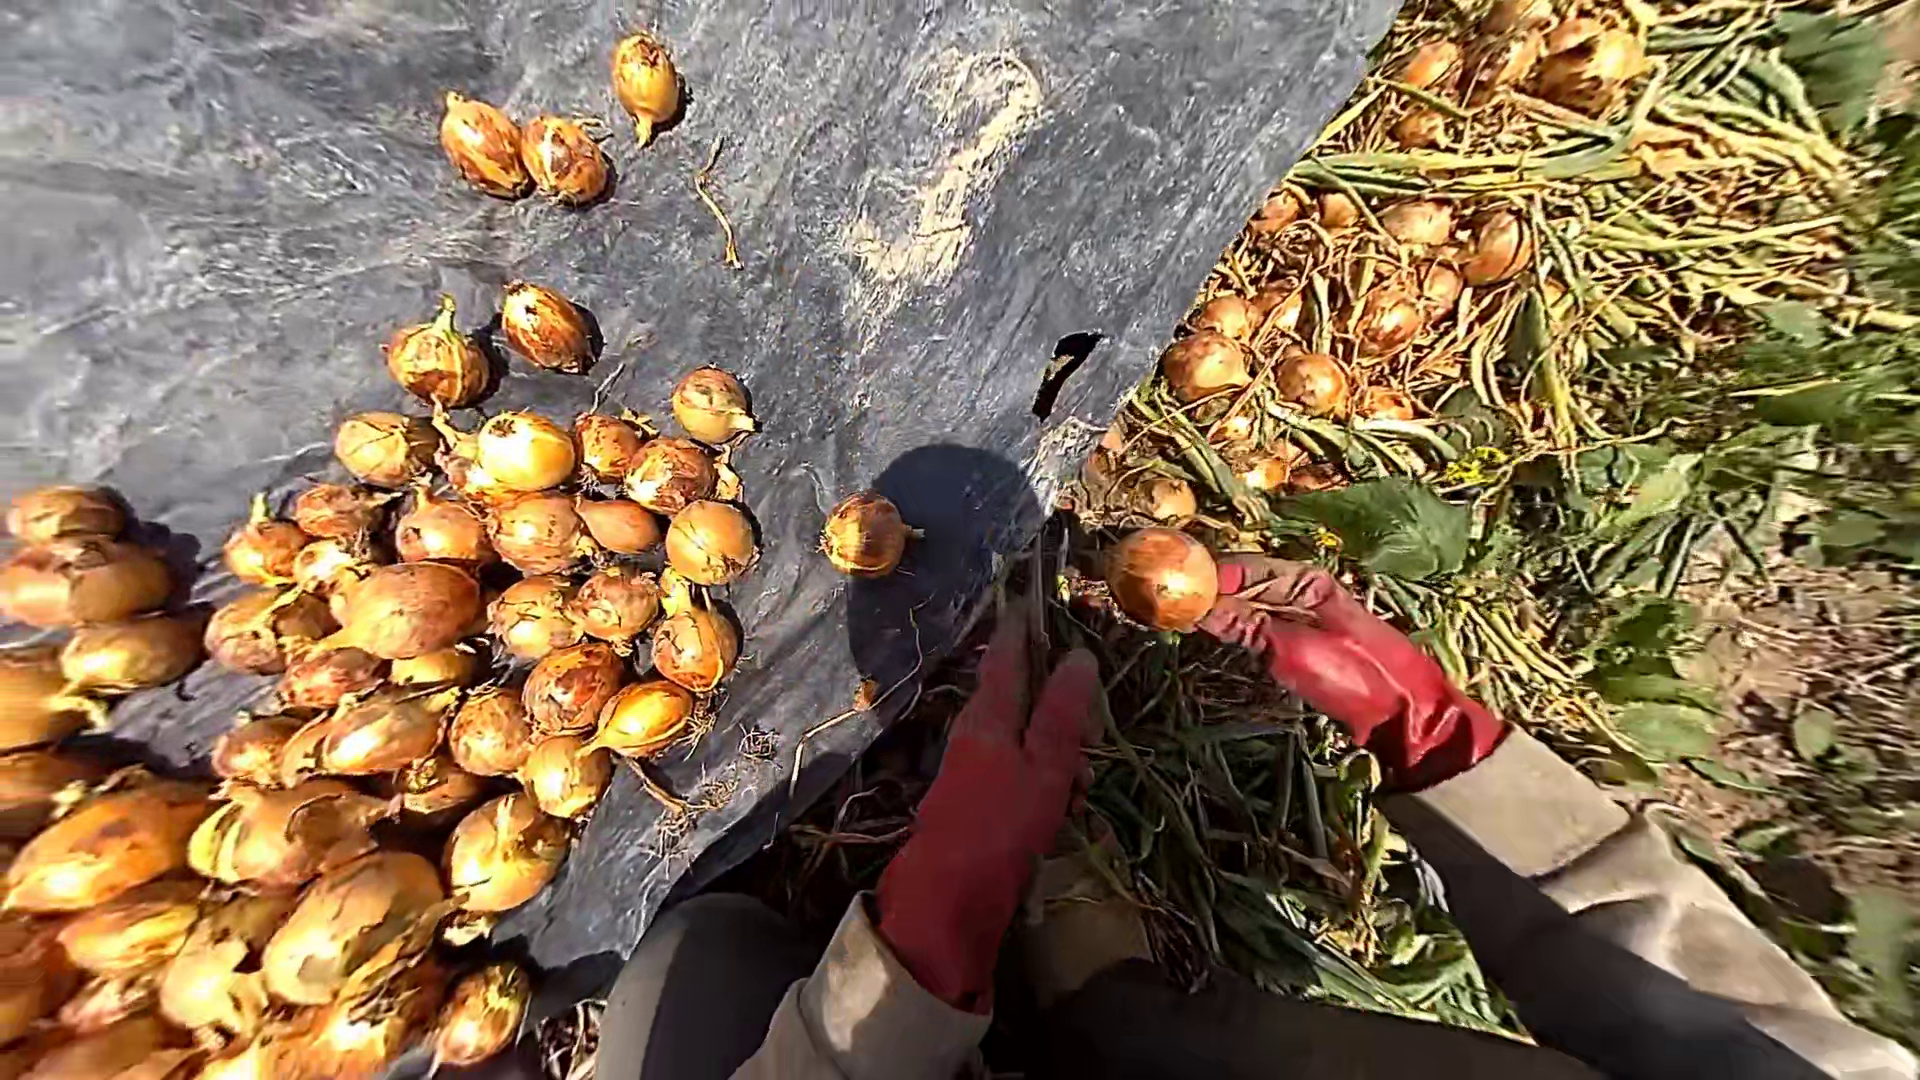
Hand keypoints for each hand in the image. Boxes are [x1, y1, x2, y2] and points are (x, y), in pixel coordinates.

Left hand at [875, 604, 1100, 1012]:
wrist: (950, 894)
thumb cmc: (1001, 821)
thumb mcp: (1045, 764)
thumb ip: (1062, 710)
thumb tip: (1080, 654)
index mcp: (989, 711)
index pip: (1005, 652)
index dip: (1020, 625)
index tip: (1029, 599)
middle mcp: (977, 726)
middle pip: (1022, 694)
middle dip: (1061, 708)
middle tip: (1093, 739)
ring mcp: (975, 759)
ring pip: (1027, 734)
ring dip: (1059, 753)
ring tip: (1078, 790)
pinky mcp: (979, 790)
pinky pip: (1021, 767)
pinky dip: (1046, 779)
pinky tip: (1063, 810)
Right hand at [1198, 556, 1504, 789]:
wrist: (1404, 717)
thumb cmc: (1356, 675)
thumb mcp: (1294, 650)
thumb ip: (1243, 625)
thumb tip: (1197, 605)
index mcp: (1304, 580)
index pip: (1245, 566)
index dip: (1209, 572)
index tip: (1174, 578)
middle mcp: (1294, 590)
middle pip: (1237, 582)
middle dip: (1203, 588)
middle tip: (1164, 595)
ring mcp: (1289, 615)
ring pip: (1237, 602)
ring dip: (1208, 607)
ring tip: (1173, 610)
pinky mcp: (1285, 640)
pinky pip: (1244, 624)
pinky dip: (1221, 625)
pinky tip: (1198, 626)